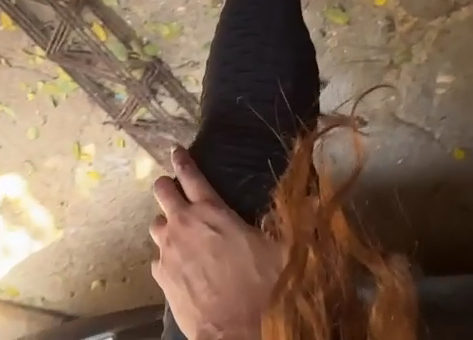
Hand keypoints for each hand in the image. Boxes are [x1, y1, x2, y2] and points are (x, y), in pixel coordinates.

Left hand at [149, 148, 283, 339]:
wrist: (235, 333)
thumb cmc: (260, 288)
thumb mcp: (282, 252)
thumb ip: (294, 223)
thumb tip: (316, 200)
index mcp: (211, 210)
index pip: (190, 174)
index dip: (182, 160)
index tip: (176, 150)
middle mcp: (184, 224)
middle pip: (162, 191)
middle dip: (166, 186)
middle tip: (171, 187)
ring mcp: (169, 250)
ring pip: (156, 224)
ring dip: (165, 224)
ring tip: (176, 231)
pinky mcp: (161, 277)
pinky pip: (156, 258)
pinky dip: (165, 257)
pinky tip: (176, 265)